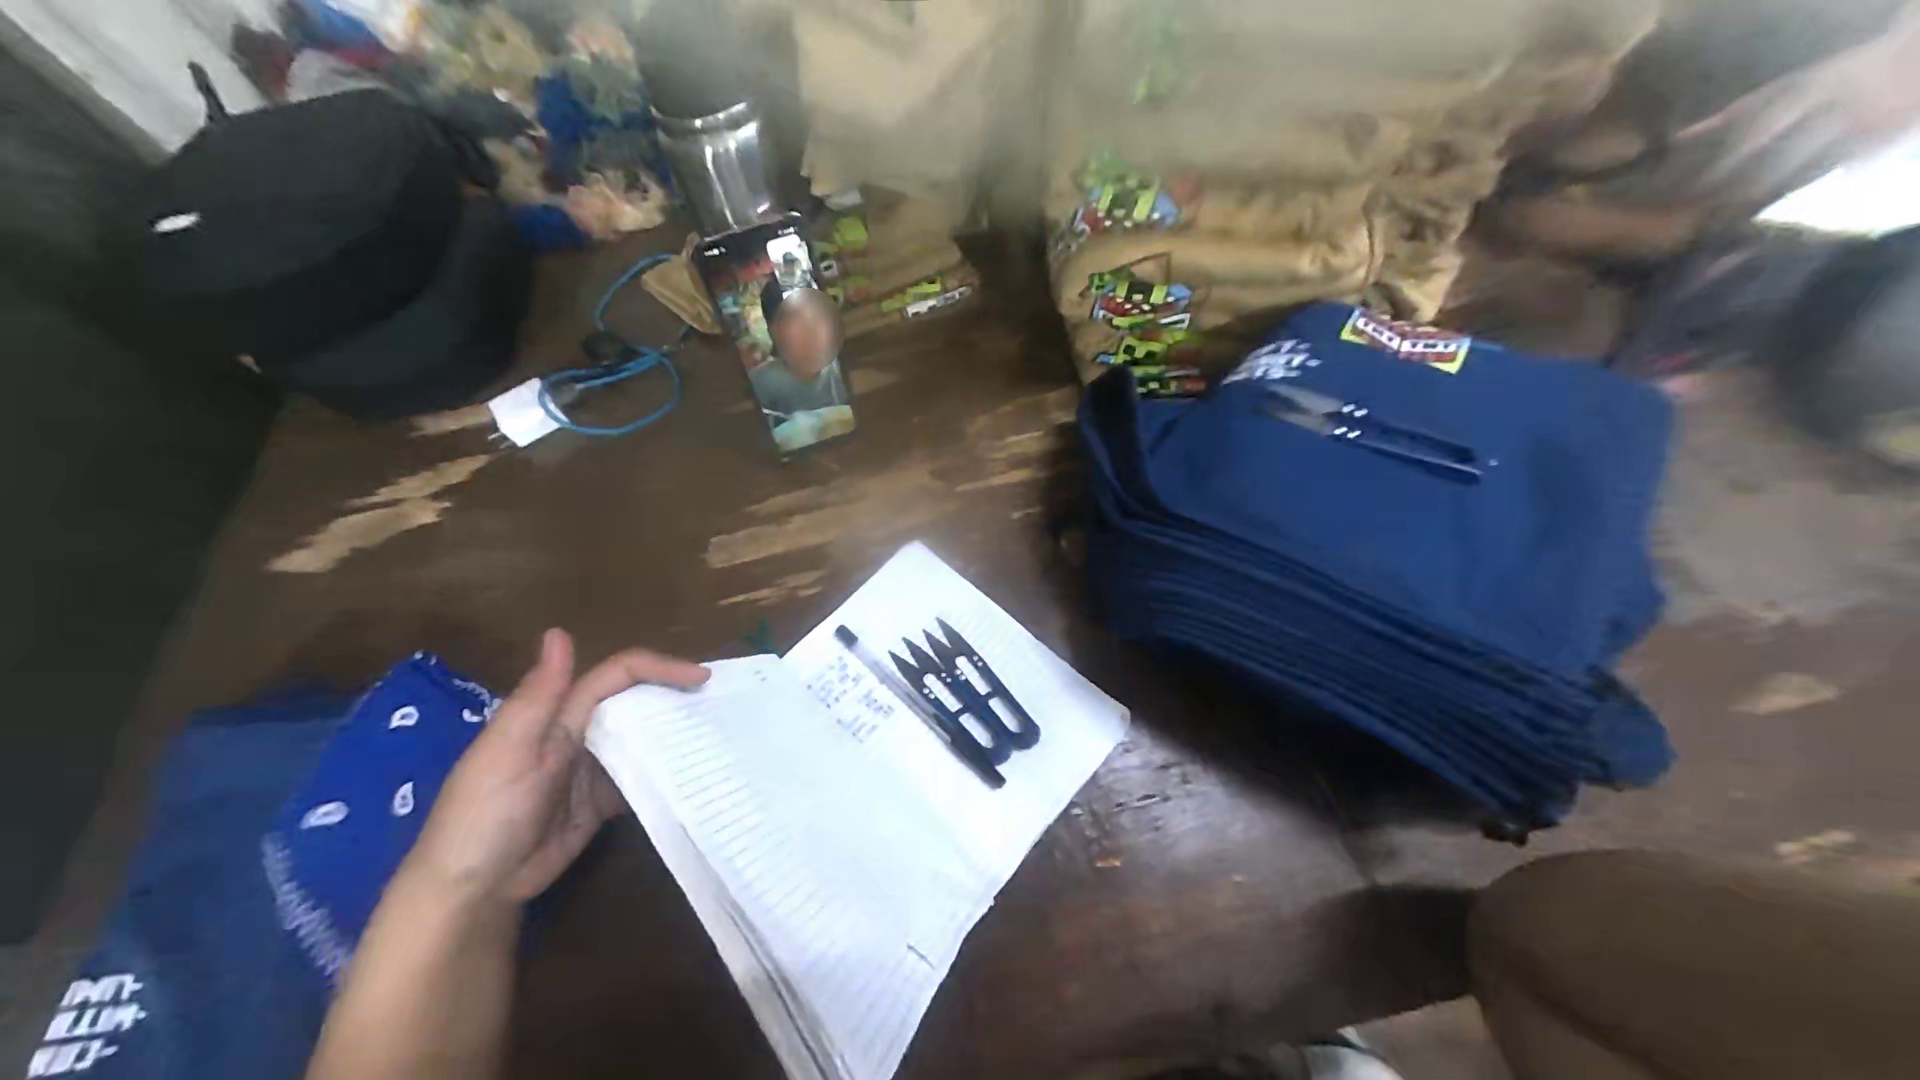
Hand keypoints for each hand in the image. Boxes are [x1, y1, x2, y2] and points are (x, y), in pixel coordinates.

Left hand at [401, 628, 708, 907]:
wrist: (469, 893)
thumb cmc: (483, 816)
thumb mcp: (508, 752)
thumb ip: (539, 697)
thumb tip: (559, 631)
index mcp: (559, 715)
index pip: (618, 676)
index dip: (659, 668)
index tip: (702, 678)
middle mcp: (580, 734)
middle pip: (637, 702)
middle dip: (676, 696)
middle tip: (722, 703)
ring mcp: (593, 770)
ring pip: (644, 738)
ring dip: (676, 734)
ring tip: (720, 735)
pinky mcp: (601, 803)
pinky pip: (641, 778)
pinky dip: (665, 773)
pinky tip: (694, 775)